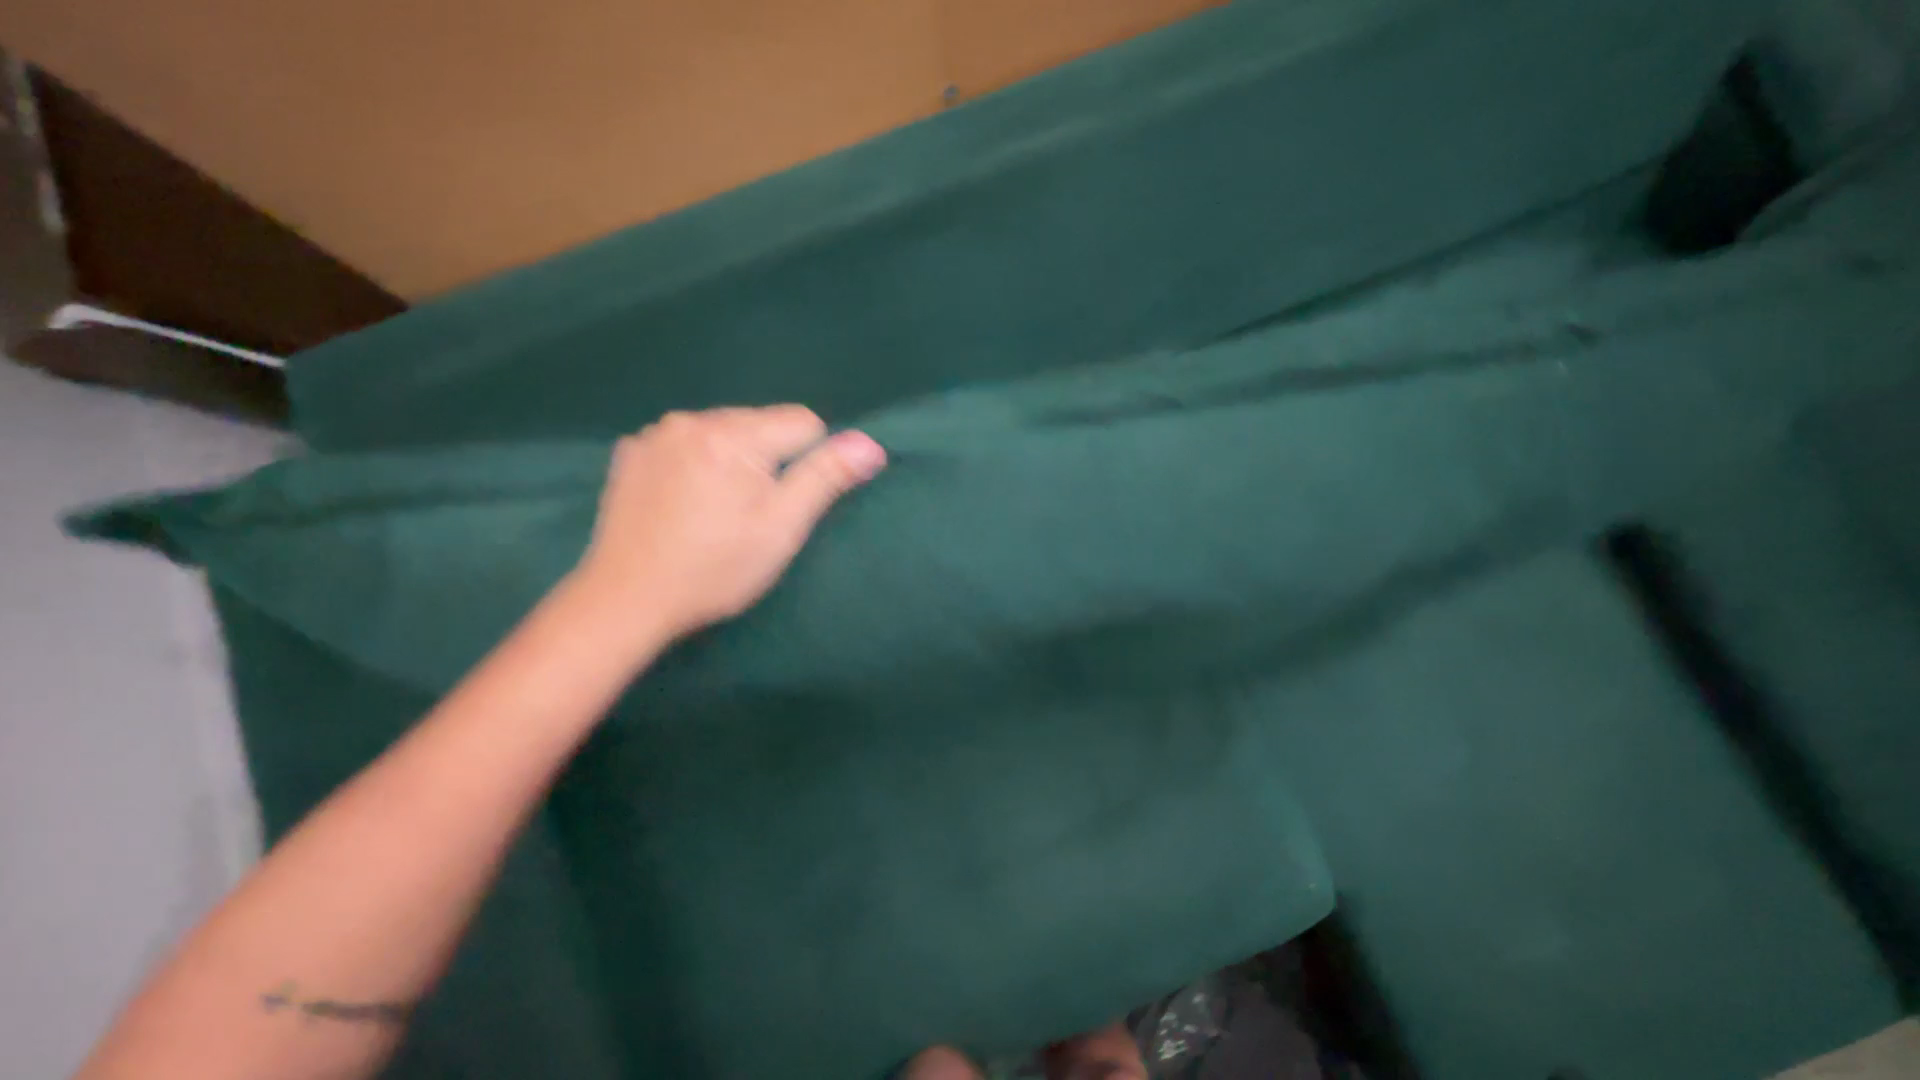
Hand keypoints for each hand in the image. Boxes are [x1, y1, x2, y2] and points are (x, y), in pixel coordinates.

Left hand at [571, 405, 886, 646]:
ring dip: (730, 459)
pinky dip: (693, 463)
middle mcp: (692, 420)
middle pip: (759, 423)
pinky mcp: (630, 453)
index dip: (809, 461)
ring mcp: (655, 435)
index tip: (786, 504)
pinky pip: (683, 443)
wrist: (625, 600)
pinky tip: (682, 504)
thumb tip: (870, 443)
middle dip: (767, 459)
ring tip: (715, 511)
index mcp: (733, 436)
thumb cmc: (714, 569)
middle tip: (750, 514)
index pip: (803, 423)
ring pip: (721, 432)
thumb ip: (825, 477)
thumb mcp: (781, 528)